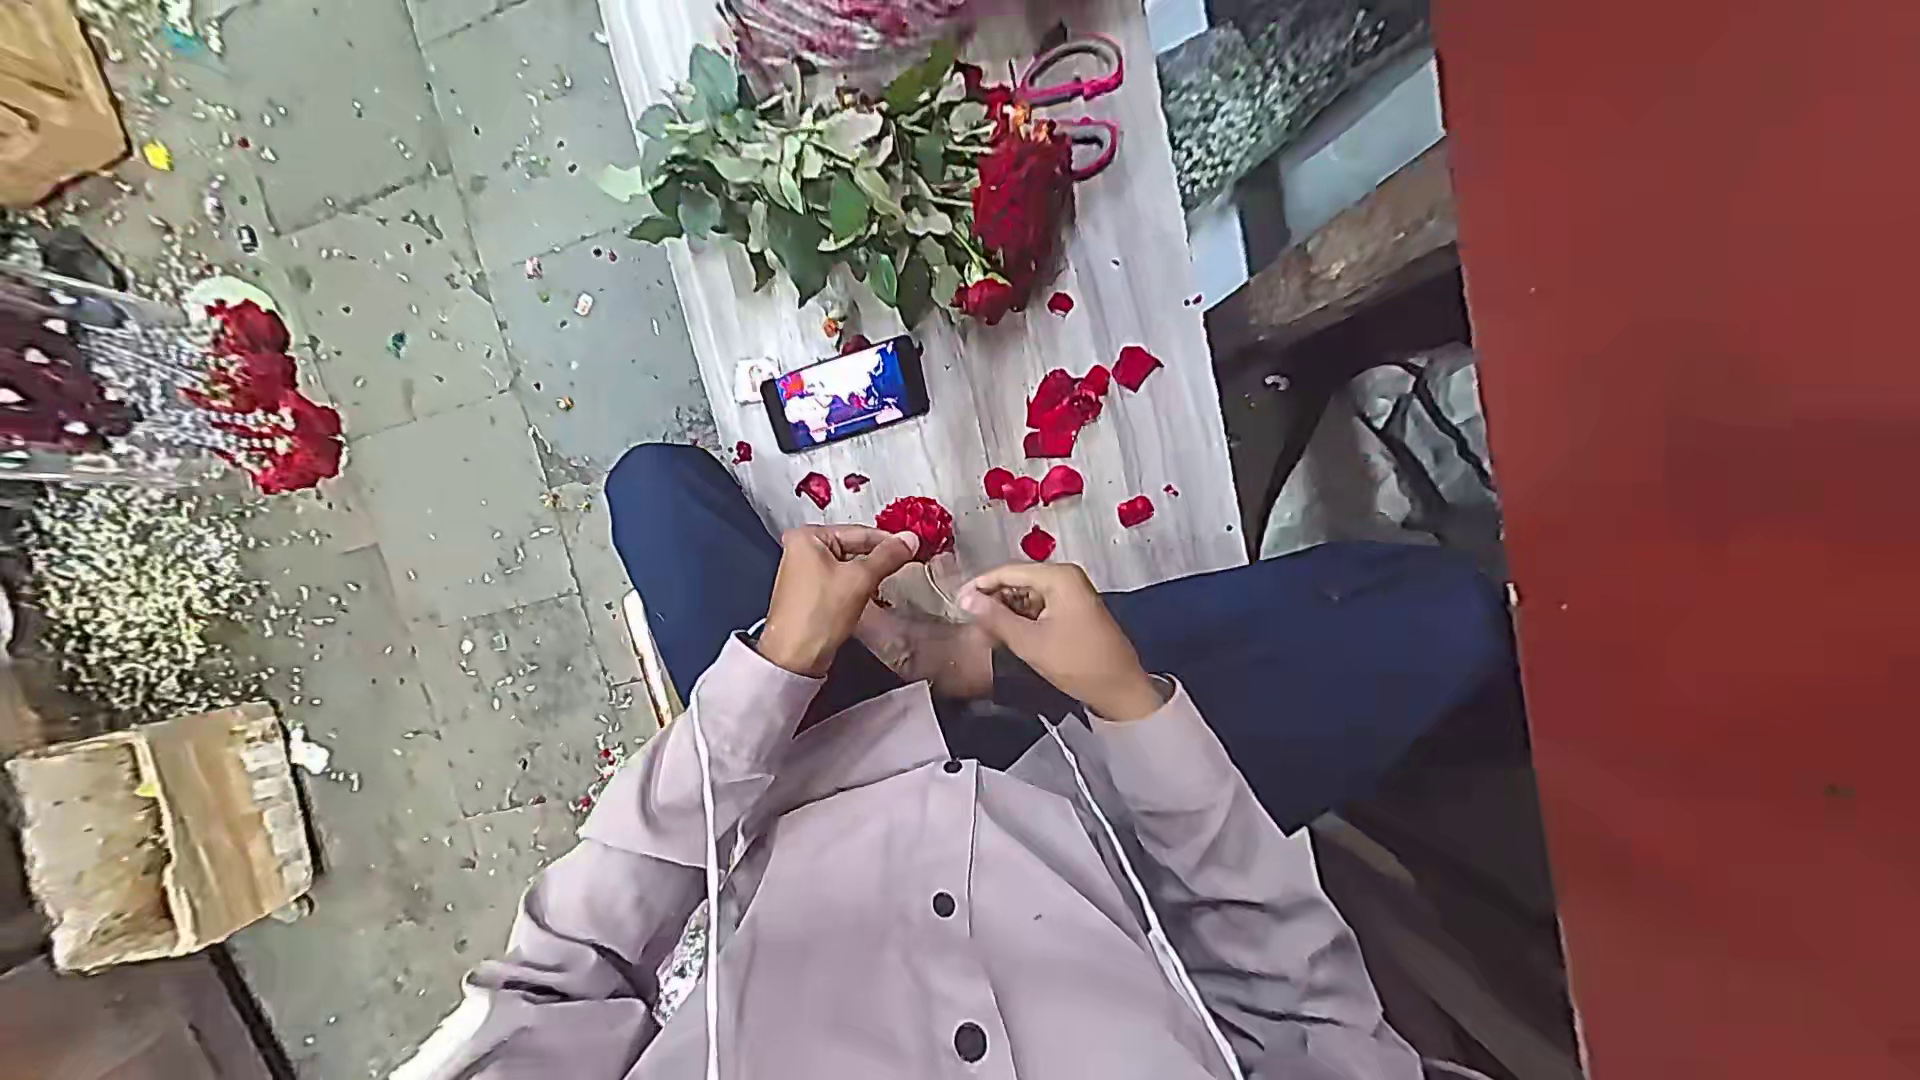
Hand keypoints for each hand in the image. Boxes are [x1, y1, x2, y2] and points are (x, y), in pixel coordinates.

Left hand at [758, 526, 919, 676]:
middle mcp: (802, 549)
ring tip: (891, 579)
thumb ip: (888, 556)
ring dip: (870, 572)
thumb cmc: (818, 615)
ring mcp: (805, 570)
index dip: (888, 540)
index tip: (912, 546)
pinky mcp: (812, 590)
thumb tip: (909, 539)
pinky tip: (872, 592)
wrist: (795, 657)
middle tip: (907, 562)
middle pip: (854, 546)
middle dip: (880, 557)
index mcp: (807, 537)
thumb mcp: (860, 579)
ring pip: (850, 564)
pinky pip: (842, 578)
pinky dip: (859, 584)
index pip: (859, 532)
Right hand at [956, 563, 1165, 720]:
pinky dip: (1023, 616)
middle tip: (971, 618)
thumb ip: (994, 617)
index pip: (1008, 571)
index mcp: (1059, 576)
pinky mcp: (1074, 607)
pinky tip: (1009, 632)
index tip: (957, 601)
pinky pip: (1041, 604)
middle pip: (1018, 579)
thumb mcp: (1029, 641)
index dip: (980, 585)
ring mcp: (1072, 591)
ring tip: (986, 628)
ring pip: (1028, 593)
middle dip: (994, 598)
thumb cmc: (1077, 662)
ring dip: (1007, 609)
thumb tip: (966, 599)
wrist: (1120, 689)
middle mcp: (1066, 576)